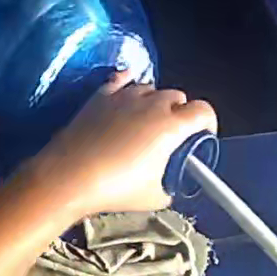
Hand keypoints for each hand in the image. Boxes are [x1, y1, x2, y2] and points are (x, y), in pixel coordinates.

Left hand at [19, 73, 215, 218]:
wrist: (70, 175)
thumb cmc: (114, 187)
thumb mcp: (156, 196)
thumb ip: (170, 183)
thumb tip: (168, 182)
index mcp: (171, 126)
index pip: (203, 111)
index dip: (206, 122)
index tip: (200, 134)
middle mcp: (150, 104)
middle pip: (176, 96)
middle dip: (179, 111)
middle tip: (171, 132)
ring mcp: (123, 97)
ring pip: (149, 88)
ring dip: (153, 100)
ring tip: (146, 119)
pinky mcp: (99, 97)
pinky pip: (119, 79)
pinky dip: (126, 82)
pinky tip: (126, 87)